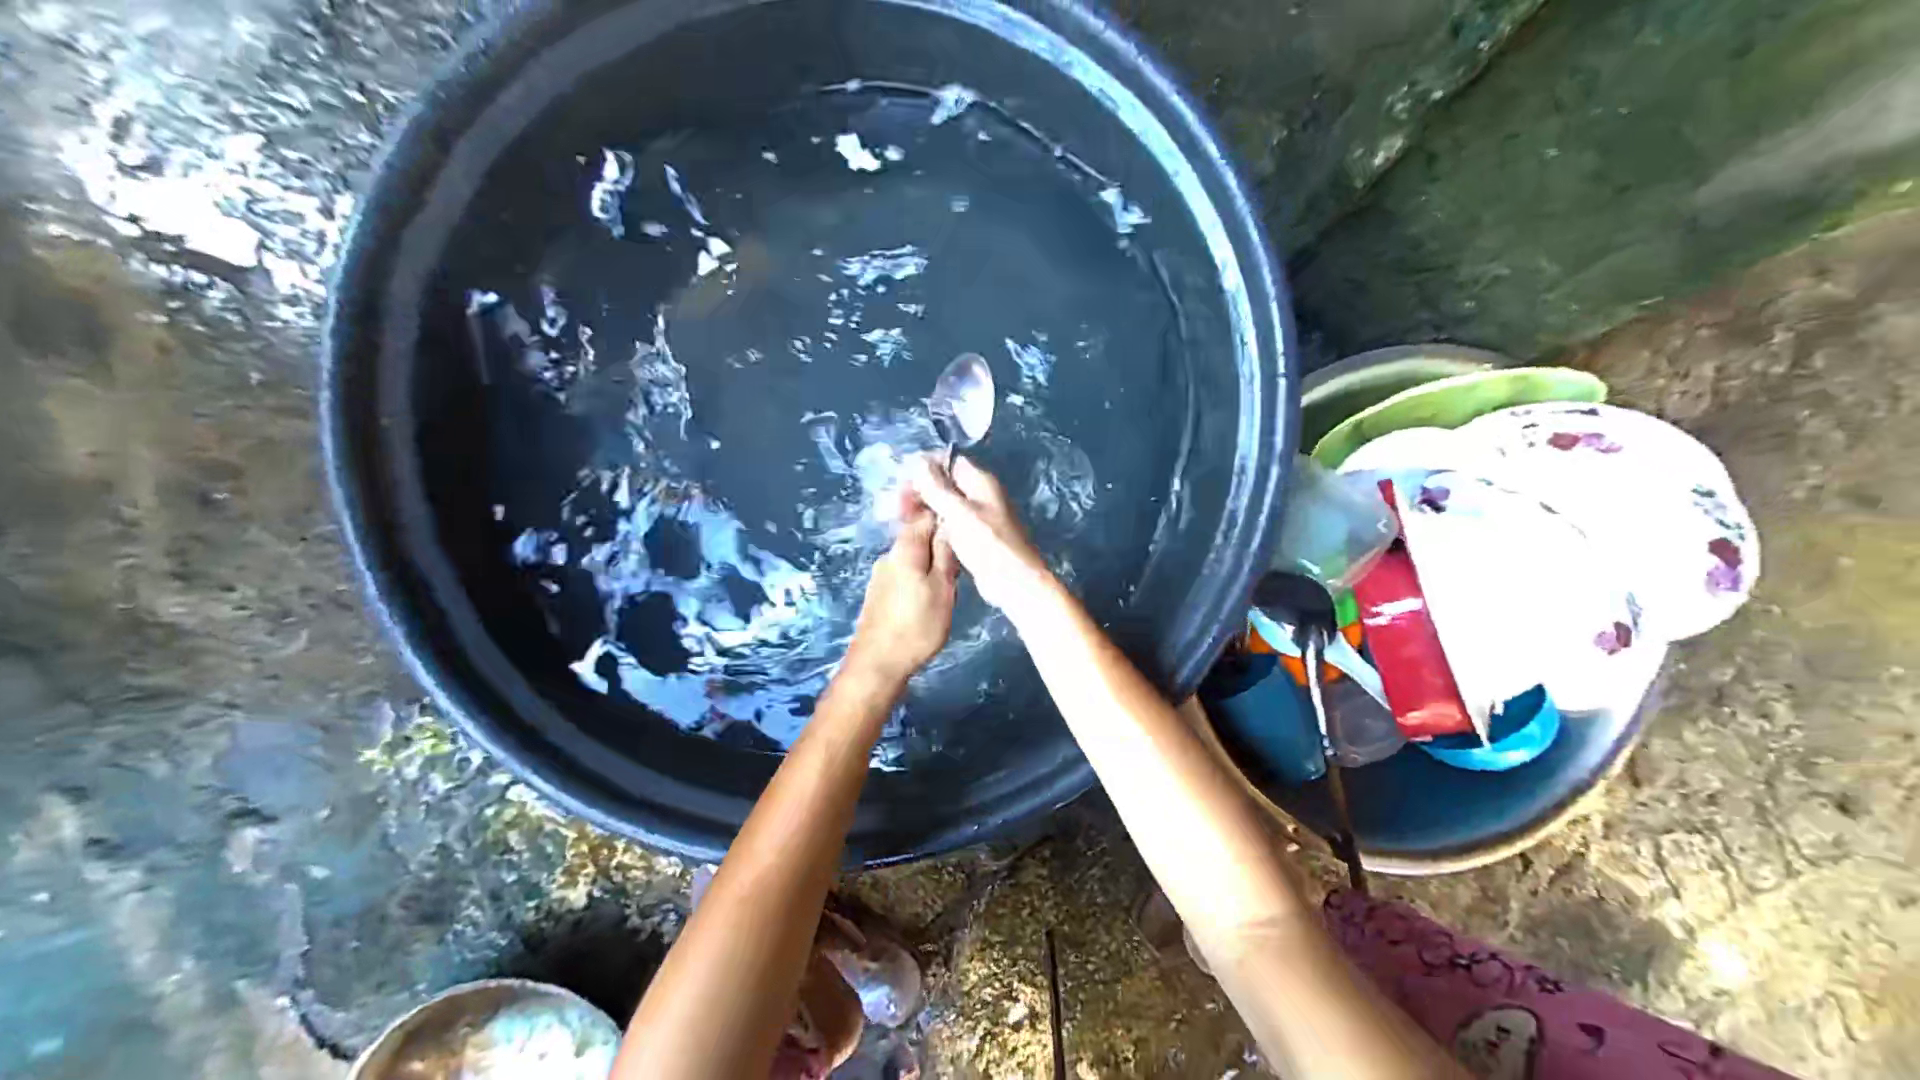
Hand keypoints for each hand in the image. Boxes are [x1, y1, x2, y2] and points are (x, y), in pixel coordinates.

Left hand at [844, 500, 958, 686]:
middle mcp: (889, 556)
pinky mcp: (879, 594)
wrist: (877, 663)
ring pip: (913, 558)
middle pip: (918, 537)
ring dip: (931, 563)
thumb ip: (945, 555)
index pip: (926, 516)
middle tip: (963, 560)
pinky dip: (920, 578)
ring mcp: (881, 575)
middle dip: (940, 543)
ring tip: (951, 582)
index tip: (967, 527)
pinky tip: (930, 596)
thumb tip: (948, 525)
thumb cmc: (917, 626)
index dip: (946, 517)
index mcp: (905, 549)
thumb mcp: (942, 589)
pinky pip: (905, 574)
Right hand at [908, 455, 1055, 616]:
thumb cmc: (988, 543)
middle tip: (899, 507)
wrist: (1013, 581)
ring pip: (945, 505)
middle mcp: (980, 495)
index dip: (925, 469)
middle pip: (946, 484)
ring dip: (925, 509)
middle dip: (922, 491)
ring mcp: (977, 517)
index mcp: (981, 482)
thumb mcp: (958, 512)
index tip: (904, 483)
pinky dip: (934, 525)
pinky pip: (949, 524)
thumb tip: (919, 460)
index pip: (949, 462)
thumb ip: (937, 487)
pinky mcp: (973, 538)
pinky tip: (917, 532)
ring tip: (902, 519)